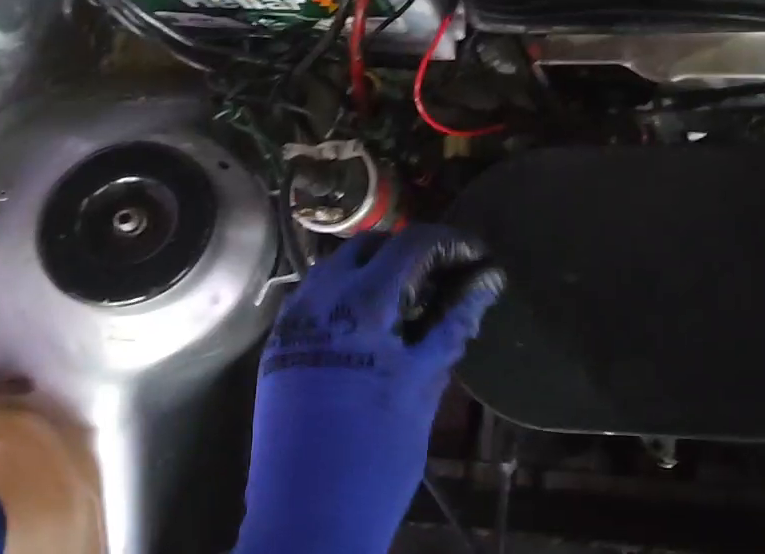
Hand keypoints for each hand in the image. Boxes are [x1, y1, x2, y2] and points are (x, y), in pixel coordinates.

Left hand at [234, 225, 504, 553]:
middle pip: (370, 246)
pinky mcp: (278, 346)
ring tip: (410, 298)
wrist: (306, 523)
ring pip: (337, 267)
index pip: (411, 243)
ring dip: (374, 268)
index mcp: (361, 302)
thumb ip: (453, 323)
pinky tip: (370, 322)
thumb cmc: (378, 455)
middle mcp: (320, 297)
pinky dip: (346, 292)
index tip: (477, 256)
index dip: (450, 241)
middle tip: (444, 275)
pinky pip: (314, 295)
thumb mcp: (425, 384)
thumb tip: (486, 281)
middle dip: (410, 250)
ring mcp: (293, 321)